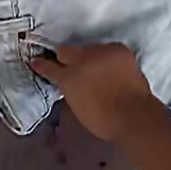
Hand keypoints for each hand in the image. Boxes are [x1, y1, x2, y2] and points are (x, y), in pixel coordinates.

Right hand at [31, 43, 169, 142]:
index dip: (42, 65)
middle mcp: (82, 60)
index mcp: (69, 79)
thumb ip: (69, 90)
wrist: (134, 115)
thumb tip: (67, 83)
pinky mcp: (119, 49)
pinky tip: (109, 68)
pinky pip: (106, 50)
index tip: (36, 61)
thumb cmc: (103, 120)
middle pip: (66, 51)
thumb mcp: (76, 107)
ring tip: (93, 69)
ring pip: (87, 49)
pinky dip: (105, 58)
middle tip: (67, 65)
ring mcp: (102, 52)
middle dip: (64, 58)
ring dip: (87, 57)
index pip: (49, 67)